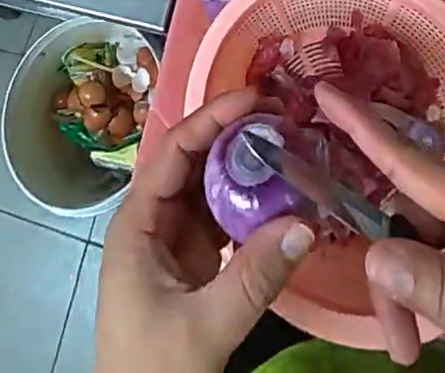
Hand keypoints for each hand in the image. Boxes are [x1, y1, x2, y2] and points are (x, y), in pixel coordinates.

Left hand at [98, 89, 316, 372]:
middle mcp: (154, 216)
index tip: (255, 98)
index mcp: (138, 219)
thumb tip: (306, 223)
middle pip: (195, 158)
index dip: (213, 117)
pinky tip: (281, 192)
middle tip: (282, 115)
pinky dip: (251, 201)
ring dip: (246, 164)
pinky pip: (223, 214)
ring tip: (288, 142)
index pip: (175, 148)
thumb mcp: (203, 327)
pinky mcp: (194, 258)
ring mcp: (175, 237)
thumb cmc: (152, 371)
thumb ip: (253, 277)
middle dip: (235, 133)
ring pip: (211, 183)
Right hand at [315, 82, 444, 372]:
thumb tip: (375, 250)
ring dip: (418, 291)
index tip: (325, 90)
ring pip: (435, 243)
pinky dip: (444, 293)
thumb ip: (442, 296)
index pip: (412, 164)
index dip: (363, 126)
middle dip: (392, 267)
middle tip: (401, 346)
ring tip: (421, 352)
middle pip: (416, 216)